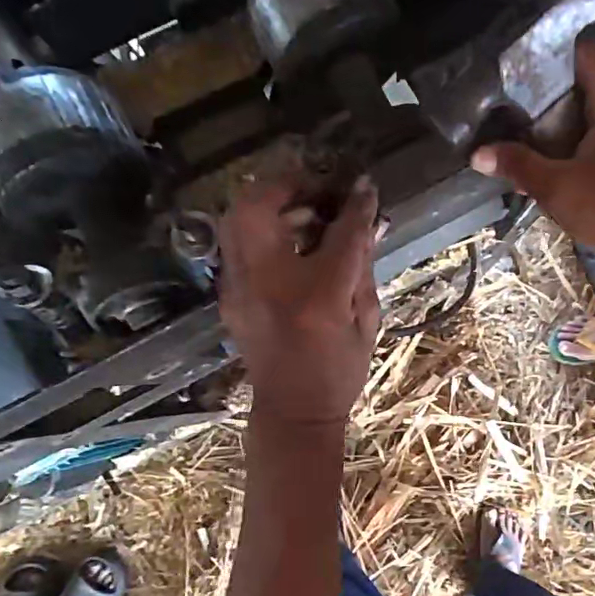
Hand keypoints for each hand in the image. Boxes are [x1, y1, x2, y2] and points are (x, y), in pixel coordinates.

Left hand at [218, 174, 381, 427]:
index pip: (338, 233)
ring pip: (235, 219)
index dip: (354, 204)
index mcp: (316, 297)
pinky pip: (234, 243)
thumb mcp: (365, 319)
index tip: (361, 186)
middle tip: (315, 187)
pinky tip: (283, 236)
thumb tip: (367, 216)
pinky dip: (256, 227)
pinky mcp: (227, 295)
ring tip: (300, 208)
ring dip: (267, 202)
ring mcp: (239, 289)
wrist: (292, 411)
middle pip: (259, 207)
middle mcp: (268, 285)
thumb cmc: (337, 372)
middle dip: (287, 184)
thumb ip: (364, 263)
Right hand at [469, 38, 594, 262]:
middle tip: (499, 101)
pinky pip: (591, 112)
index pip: (578, 48)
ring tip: (510, 121)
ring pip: (582, 94)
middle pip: (577, 70)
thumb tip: (476, 154)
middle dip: (539, 85)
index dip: (541, 55)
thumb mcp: (556, 187)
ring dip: (549, 109)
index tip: (506, 71)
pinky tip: (536, 143)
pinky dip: (565, 124)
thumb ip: (516, 163)